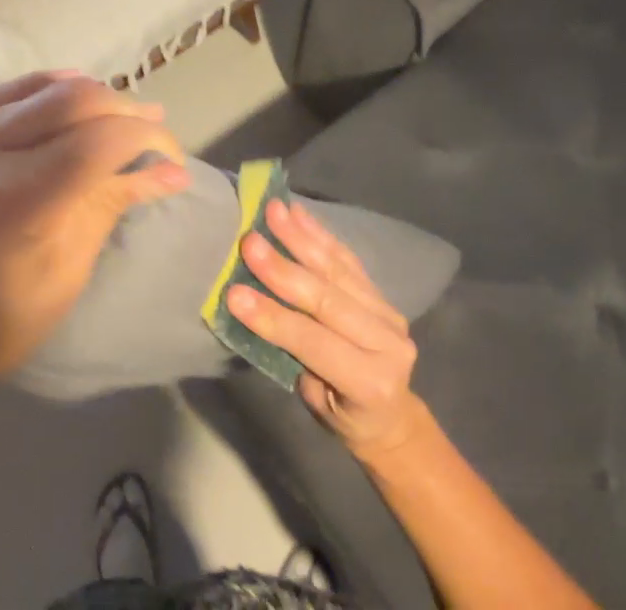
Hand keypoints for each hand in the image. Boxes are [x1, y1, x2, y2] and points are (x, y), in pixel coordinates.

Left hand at [0, 71, 189, 391]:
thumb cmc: (2, 322)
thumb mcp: (69, 268)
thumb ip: (113, 201)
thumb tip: (173, 169)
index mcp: (10, 203)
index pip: (97, 141)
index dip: (145, 138)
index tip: (170, 153)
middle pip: (69, 100)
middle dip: (122, 109)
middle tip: (152, 127)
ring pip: (34, 88)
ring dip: (86, 95)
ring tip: (119, 111)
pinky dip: (41, 95)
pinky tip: (70, 101)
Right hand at [229, 201, 428, 459]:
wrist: (391, 415)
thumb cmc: (343, 415)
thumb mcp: (315, 401)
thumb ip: (293, 355)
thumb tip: (253, 307)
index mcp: (369, 380)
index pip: (313, 341)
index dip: (274, 317)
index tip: (234, 293)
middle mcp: (388, 341)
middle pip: (329, 298)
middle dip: (284, 269)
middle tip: (249, 242)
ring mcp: (390, 312)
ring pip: (340, 270)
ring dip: (302, 238)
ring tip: (273, 211)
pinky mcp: (383, 294)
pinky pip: (349, 260)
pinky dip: (321, 235)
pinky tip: (299, 214)